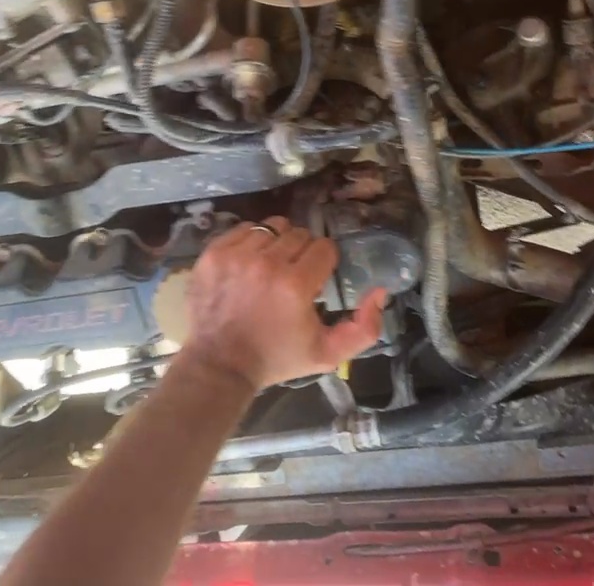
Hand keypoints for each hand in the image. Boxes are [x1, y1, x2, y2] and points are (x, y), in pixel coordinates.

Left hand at [176, 217, 386, 391]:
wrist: (218, 366)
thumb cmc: (275, 358)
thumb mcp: (327, 354)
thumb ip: (364, 328)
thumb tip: (379, 291)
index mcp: (295, 285)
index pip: (324, 247)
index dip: (324, 262)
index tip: (315, 279)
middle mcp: (266, 263)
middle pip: (299, 234)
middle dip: (302, 253)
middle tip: (294, 275)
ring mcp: (237, 256)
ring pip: (272, 228)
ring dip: (277, 243)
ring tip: (271, 266)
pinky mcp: (214, 253)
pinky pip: (245, 229)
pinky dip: (252, 241)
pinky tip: (250, 263)